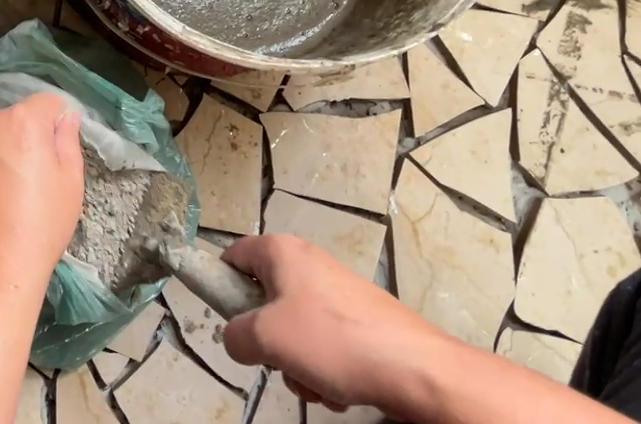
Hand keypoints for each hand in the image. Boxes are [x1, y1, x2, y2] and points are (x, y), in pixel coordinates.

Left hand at [0, 91, 84, 291]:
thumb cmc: (41, 225)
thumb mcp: (71, 182)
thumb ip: (68, 139)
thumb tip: (66, 116)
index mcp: (23, 120)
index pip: (47, 101)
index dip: (57, 121)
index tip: (58, 149)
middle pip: (15, 117)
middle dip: (27, 135)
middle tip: (35, 174)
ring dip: (0, 149)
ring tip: (7, 190)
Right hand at [220, 233, 461, 416]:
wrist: (418, 371)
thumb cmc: (332, 342)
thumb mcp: (266, 338)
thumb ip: (234, 335)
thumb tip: (237, 338)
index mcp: (281, 251)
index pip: (232, 256)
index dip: (222, 287)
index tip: (228, 321)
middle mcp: (307, 262)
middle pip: (265, 300)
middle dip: (269, 341)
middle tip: (277, 360)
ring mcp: (337, 290)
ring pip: (296, 328)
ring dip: (298, 363)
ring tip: (317, 384)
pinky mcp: (362, 319)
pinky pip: (326, 342)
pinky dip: (326, 368)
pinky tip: (341, 389)